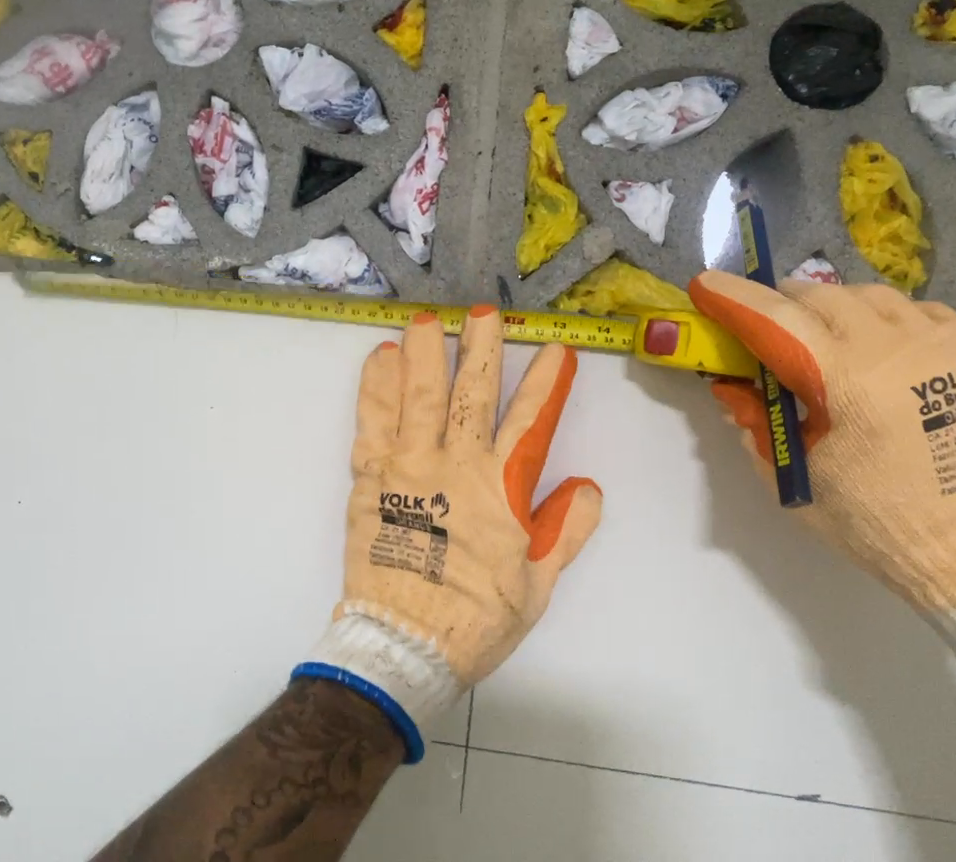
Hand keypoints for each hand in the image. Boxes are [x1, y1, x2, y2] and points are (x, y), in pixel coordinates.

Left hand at [296, 307, 602, 760]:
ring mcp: (406, 466)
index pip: (530, 422)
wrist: (403, 643)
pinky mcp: (368, 477)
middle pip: (470, 394)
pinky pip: (372, 422)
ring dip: (424, 354)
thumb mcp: (537, 585)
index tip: (556, 349)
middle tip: (482, 312)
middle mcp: (454, 466)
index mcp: (500, 490)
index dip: (545, 383)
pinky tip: (382, 358)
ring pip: (417, 396)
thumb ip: (565, 531)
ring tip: (425, 319)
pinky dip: (377, 387)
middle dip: (480, 349)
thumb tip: (587, 486)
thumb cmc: (474, 618)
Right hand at [688, 272, 955, 683]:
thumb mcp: (797, 478)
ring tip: (823, 338)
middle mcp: (895, 346)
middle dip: (781, 302)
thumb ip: (756, 424)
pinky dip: (886, 320)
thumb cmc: (880, 522)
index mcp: (846, 379)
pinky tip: (882, 350)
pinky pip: (919, 312)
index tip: (704, 285)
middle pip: (820, 295)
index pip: (774, 319)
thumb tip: (733, 387)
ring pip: (870, 295)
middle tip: (764, 326)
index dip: (733, 298)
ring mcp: (944, 343)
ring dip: (833, 308)